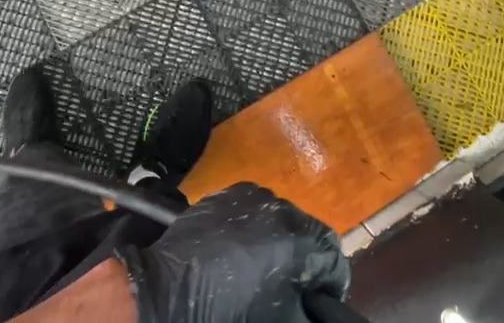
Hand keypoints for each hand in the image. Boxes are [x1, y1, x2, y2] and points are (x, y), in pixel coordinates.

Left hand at [118, 183, 351, 322]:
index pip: (334, 256)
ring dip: (284, 240)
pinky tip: (243, 250)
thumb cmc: (226, 310)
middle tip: (295, 286)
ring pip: (285, 218)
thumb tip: (321, 311)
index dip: (332, 282)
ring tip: (267, 268)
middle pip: (312, 233)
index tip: (322, 299)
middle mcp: (280, 208)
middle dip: (309, 259)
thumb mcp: (278, 317)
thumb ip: (307, 311)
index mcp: (298, 240)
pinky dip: (259, 227)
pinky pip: (258, 209)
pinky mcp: (231, 192)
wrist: (169, 290)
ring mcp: (254, 195)